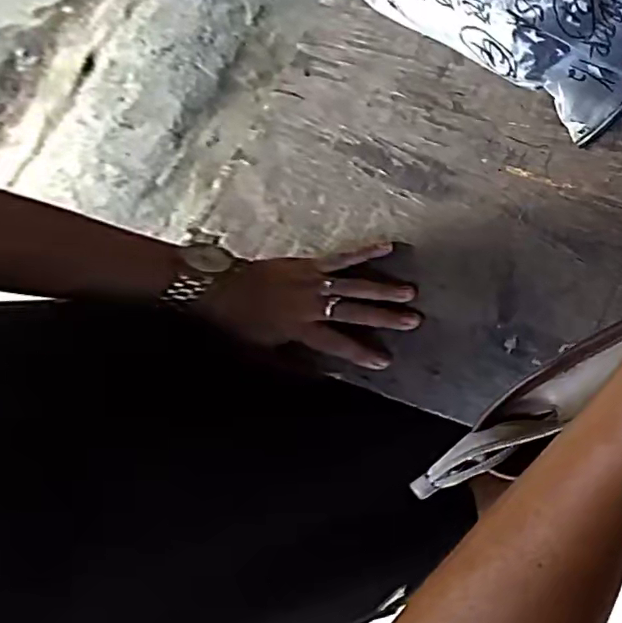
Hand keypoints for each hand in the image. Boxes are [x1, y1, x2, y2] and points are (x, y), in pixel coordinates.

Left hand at [195, 242, 420, 368]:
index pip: (335, 343)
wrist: (208, 287)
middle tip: (413, 320)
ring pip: (353, 286)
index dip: (360, 353)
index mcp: (298, 328)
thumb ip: (289, 362)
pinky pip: (341, 258)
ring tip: (409, 291)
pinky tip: (388, 247)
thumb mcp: (256, 350)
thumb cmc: (234, 323)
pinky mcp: (309, 264)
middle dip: (384, 317)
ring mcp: (312, 282)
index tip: (385, 361)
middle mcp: (310, 304)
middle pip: (353, 312)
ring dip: (383, 288)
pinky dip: (365, 252)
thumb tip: (321, 376)